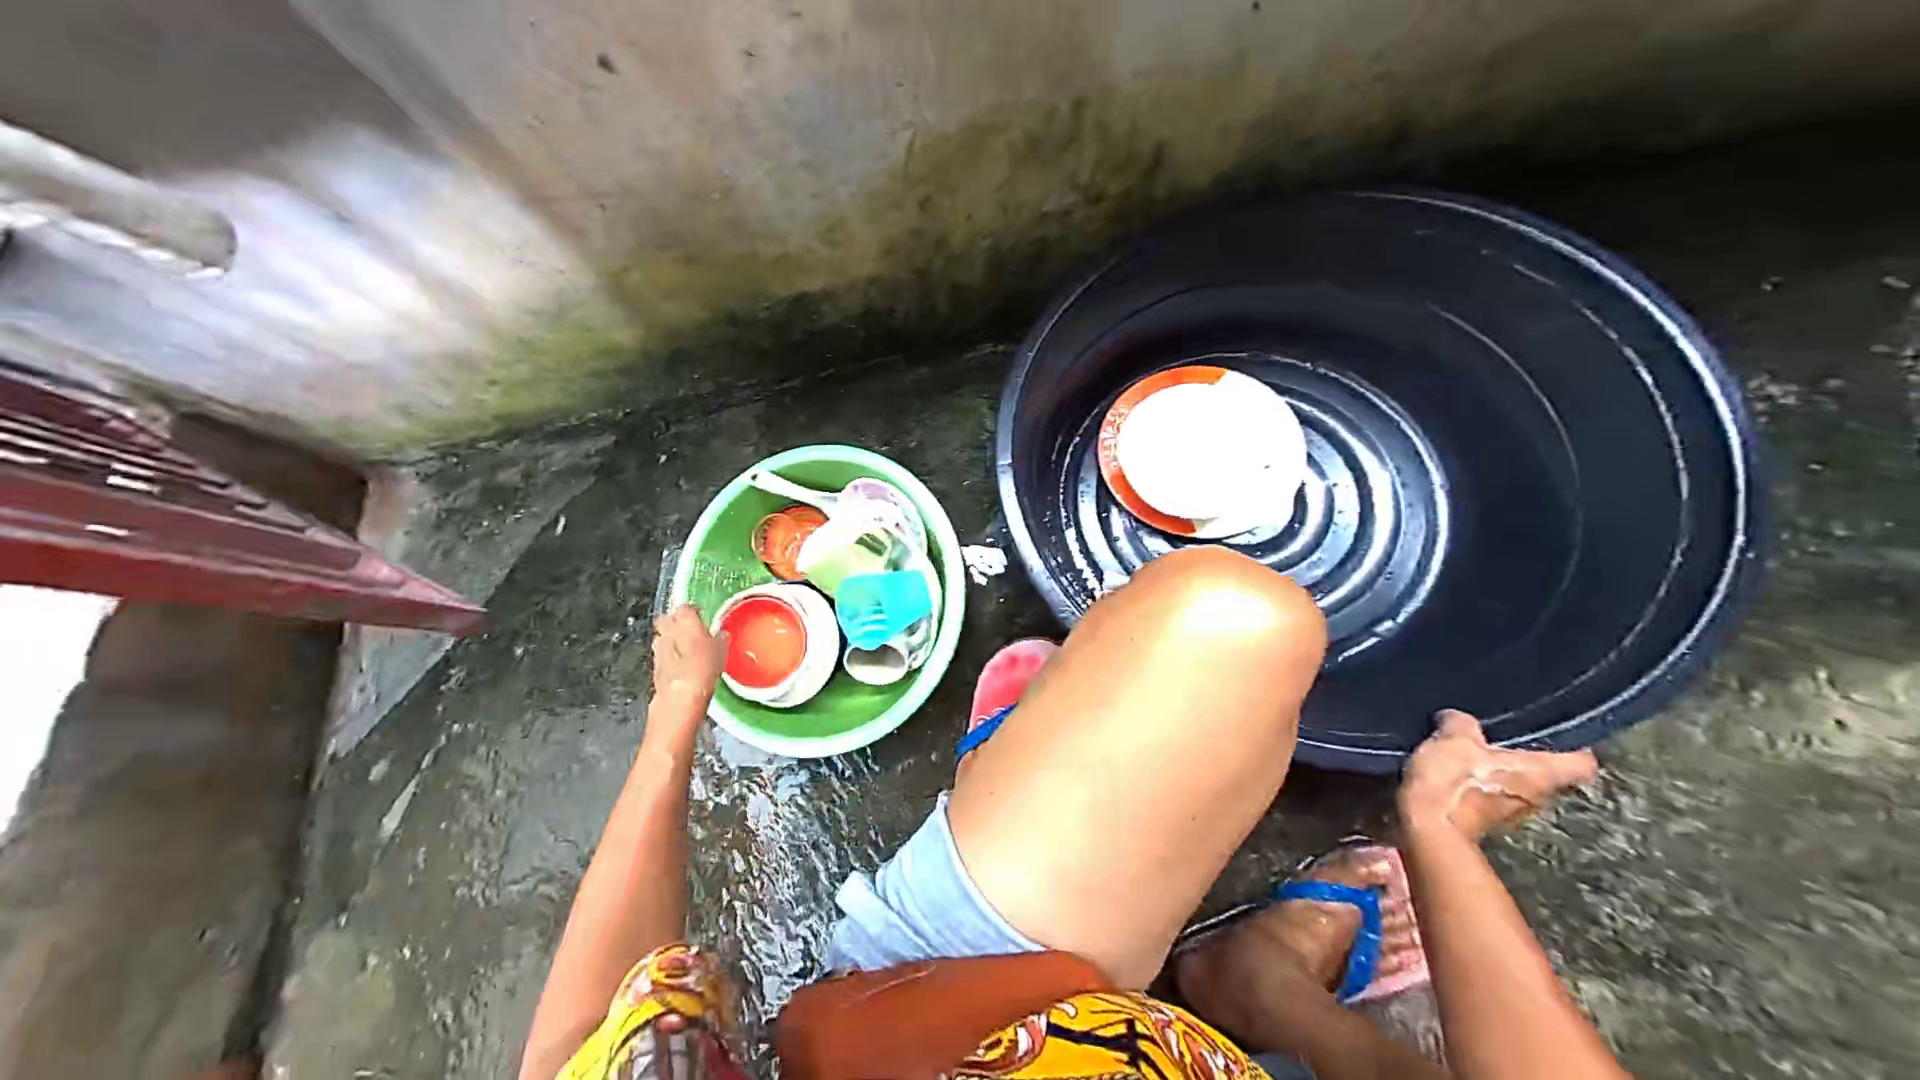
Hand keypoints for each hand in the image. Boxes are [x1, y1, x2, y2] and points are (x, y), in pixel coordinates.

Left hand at [650, 604, 726, 708]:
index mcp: (686, 621)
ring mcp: (658, 648)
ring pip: (661, 636)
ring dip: (669, 639)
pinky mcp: (654, 666)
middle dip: (674, 621)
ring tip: (684, 648)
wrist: (682, 697)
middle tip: (688, 629)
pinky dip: (668, 655)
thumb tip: (721, 636)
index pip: (685, 607)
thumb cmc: (704, 668)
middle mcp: (668, 631)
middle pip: (666, 618)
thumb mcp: (722, 651)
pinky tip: (678, 664)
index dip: (692, 611)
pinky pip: (660, 654)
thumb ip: (719, 639)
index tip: (699, 615)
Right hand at [1398, 710, 1597, 841]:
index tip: (1552, 737)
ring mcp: (1514, 817)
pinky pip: (1490, 802)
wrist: (1428, 827)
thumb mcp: (1453, 738)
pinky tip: (1451, 779)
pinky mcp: (1487, 825)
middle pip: (1546, 777)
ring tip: (1466, 760)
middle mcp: (1539, 798)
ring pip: (1516, 790)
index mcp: (1542, 774)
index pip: (1582, 762)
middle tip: (1495, 743)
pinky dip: (1476, 791)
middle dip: (1522, 761)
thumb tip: (1456, 718)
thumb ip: (1460, 723)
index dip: (1571, 747)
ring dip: (1497, 777)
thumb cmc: (1454, 782)